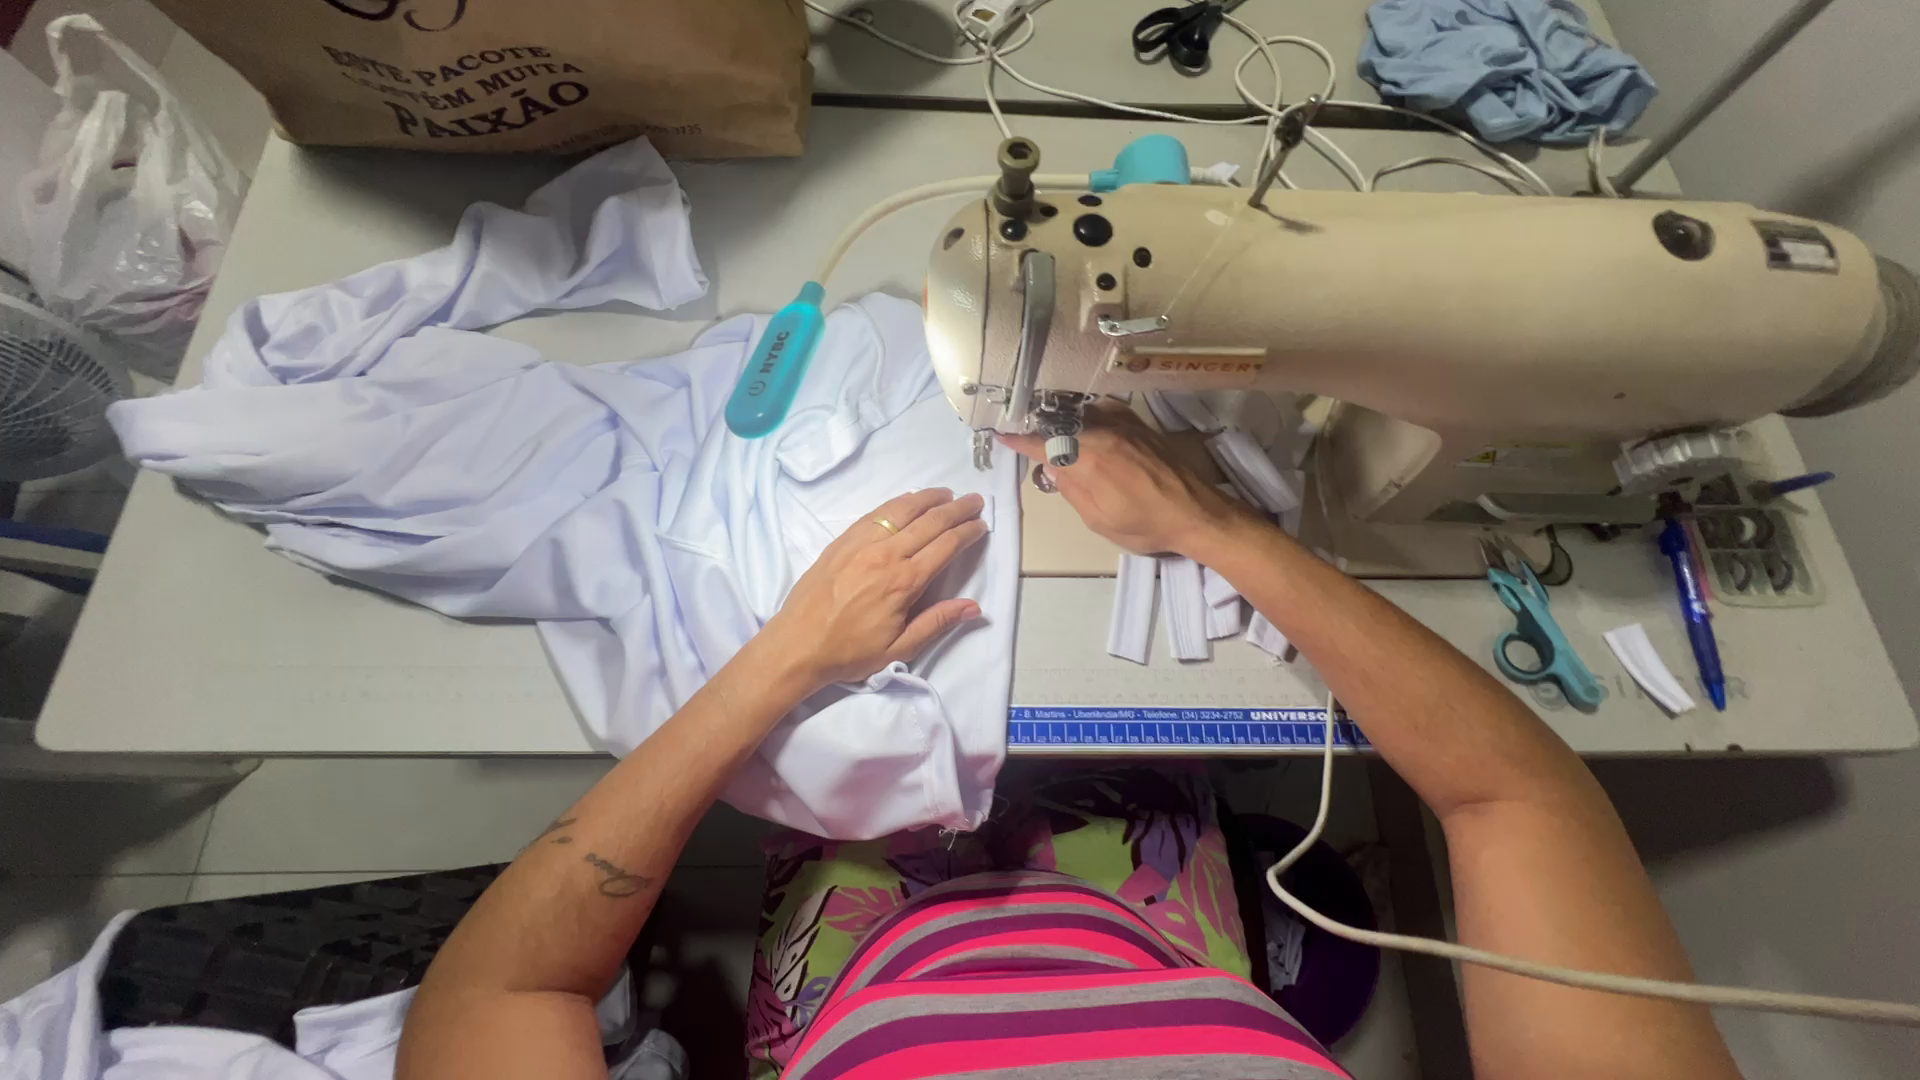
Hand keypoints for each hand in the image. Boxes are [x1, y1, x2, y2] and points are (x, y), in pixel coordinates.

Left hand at [758, 488, 988, 692]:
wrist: (797, 645)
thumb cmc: (850, 652)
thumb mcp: (900, 648)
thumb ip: (937, 622)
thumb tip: (974, 607)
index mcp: (904, 582)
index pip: (946, 546)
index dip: (967, 533)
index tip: (981, 526)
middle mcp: (886, 555)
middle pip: (930, 522)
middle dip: (957, 509)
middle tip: (975, 500)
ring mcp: (862, 543)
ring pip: (902, 510)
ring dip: (929, 498)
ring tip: (947, 494)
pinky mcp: (843, 541)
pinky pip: (876, 513)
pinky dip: (898, 503)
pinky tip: (909, 500)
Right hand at [999, 403, 1257, 556]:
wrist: (1197, 512)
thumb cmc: (1147, 525)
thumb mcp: (1099, 520)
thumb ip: (1072, 490)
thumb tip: (1053, 469)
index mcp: (1089, 460)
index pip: (1044, 445)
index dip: (1020, 440)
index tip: (1003, 435)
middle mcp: (1104, 434)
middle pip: (1060, 421)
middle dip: (1039, 426)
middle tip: (1023, 430)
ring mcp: (1124, 425)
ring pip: (1082, 413)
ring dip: (1063, 420)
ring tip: (1052, 429)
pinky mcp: (1139, 424)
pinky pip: (1105, 410)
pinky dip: (1089, 415)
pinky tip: (1087, 427)